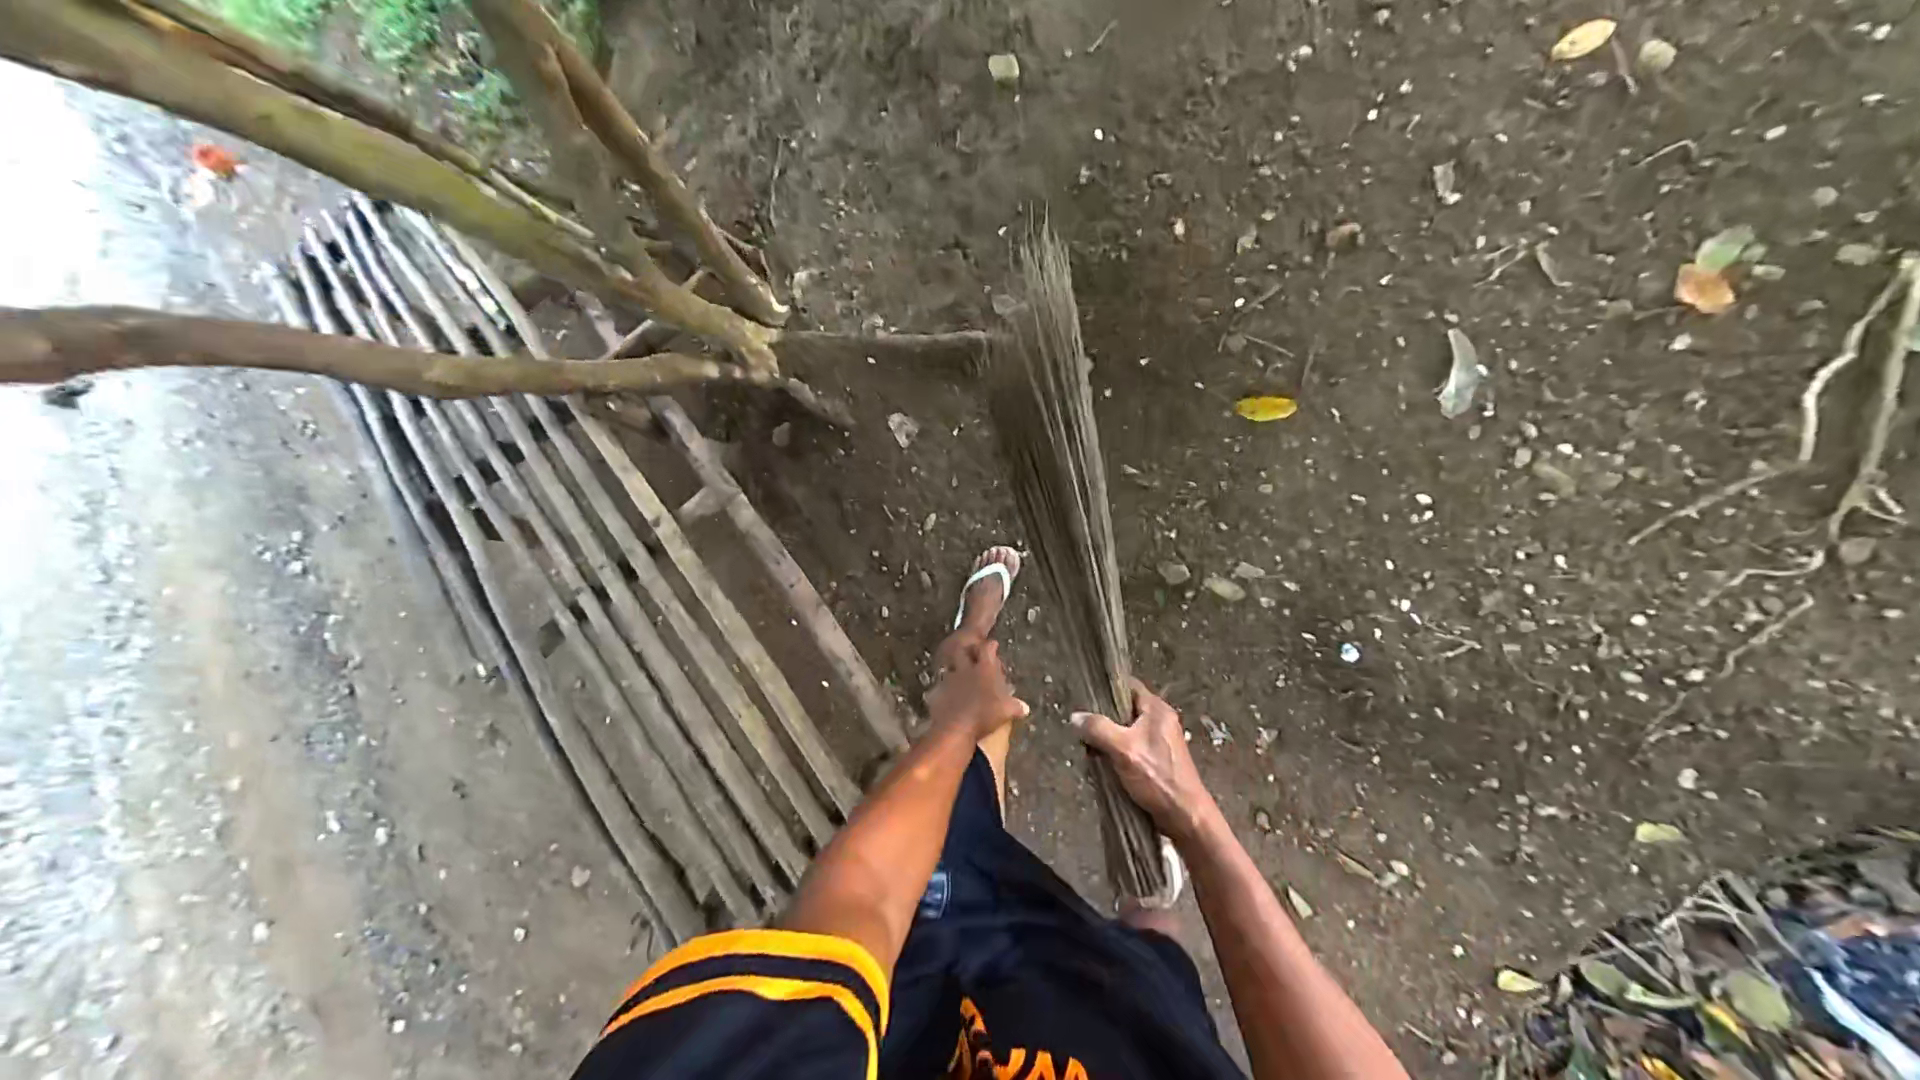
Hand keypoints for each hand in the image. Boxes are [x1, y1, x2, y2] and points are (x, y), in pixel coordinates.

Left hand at [926, 638, 1028, 739]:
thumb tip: (1024, 708)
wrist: (954, 726)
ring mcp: (950, 679)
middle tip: (974, 654)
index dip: (990, 646)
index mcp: (985, 669)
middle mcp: (966, 669)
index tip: (993, 645)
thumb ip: (1015, 707)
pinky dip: (946, 687)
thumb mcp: (1006, 711)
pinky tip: (950, 694)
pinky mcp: (938, 692)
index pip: (987, 648)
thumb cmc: (985, 714)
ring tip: (961, 674)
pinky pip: (942, 684)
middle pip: (964, 651)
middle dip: (968, 650)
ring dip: (956, 668)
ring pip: (951, 666)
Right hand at [1071, 678, 1219, 845]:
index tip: (1085, 699)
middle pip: (1123, 709)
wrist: (1185, 817)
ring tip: (1091, 750)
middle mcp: (1160, 721)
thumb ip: (1098, 729)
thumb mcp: (1123, 749)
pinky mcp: (1156, 760)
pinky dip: (1116, 753)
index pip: (1128, 686)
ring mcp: (1159, 741)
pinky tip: (1104, 765)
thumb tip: (1075, 717)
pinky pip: (1130, 748)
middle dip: (1103, 720)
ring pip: (1124, 731)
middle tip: (1085, 730)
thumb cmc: (1157, 778)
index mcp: (1157, 710)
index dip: (1106, 689)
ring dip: (1107, 740)